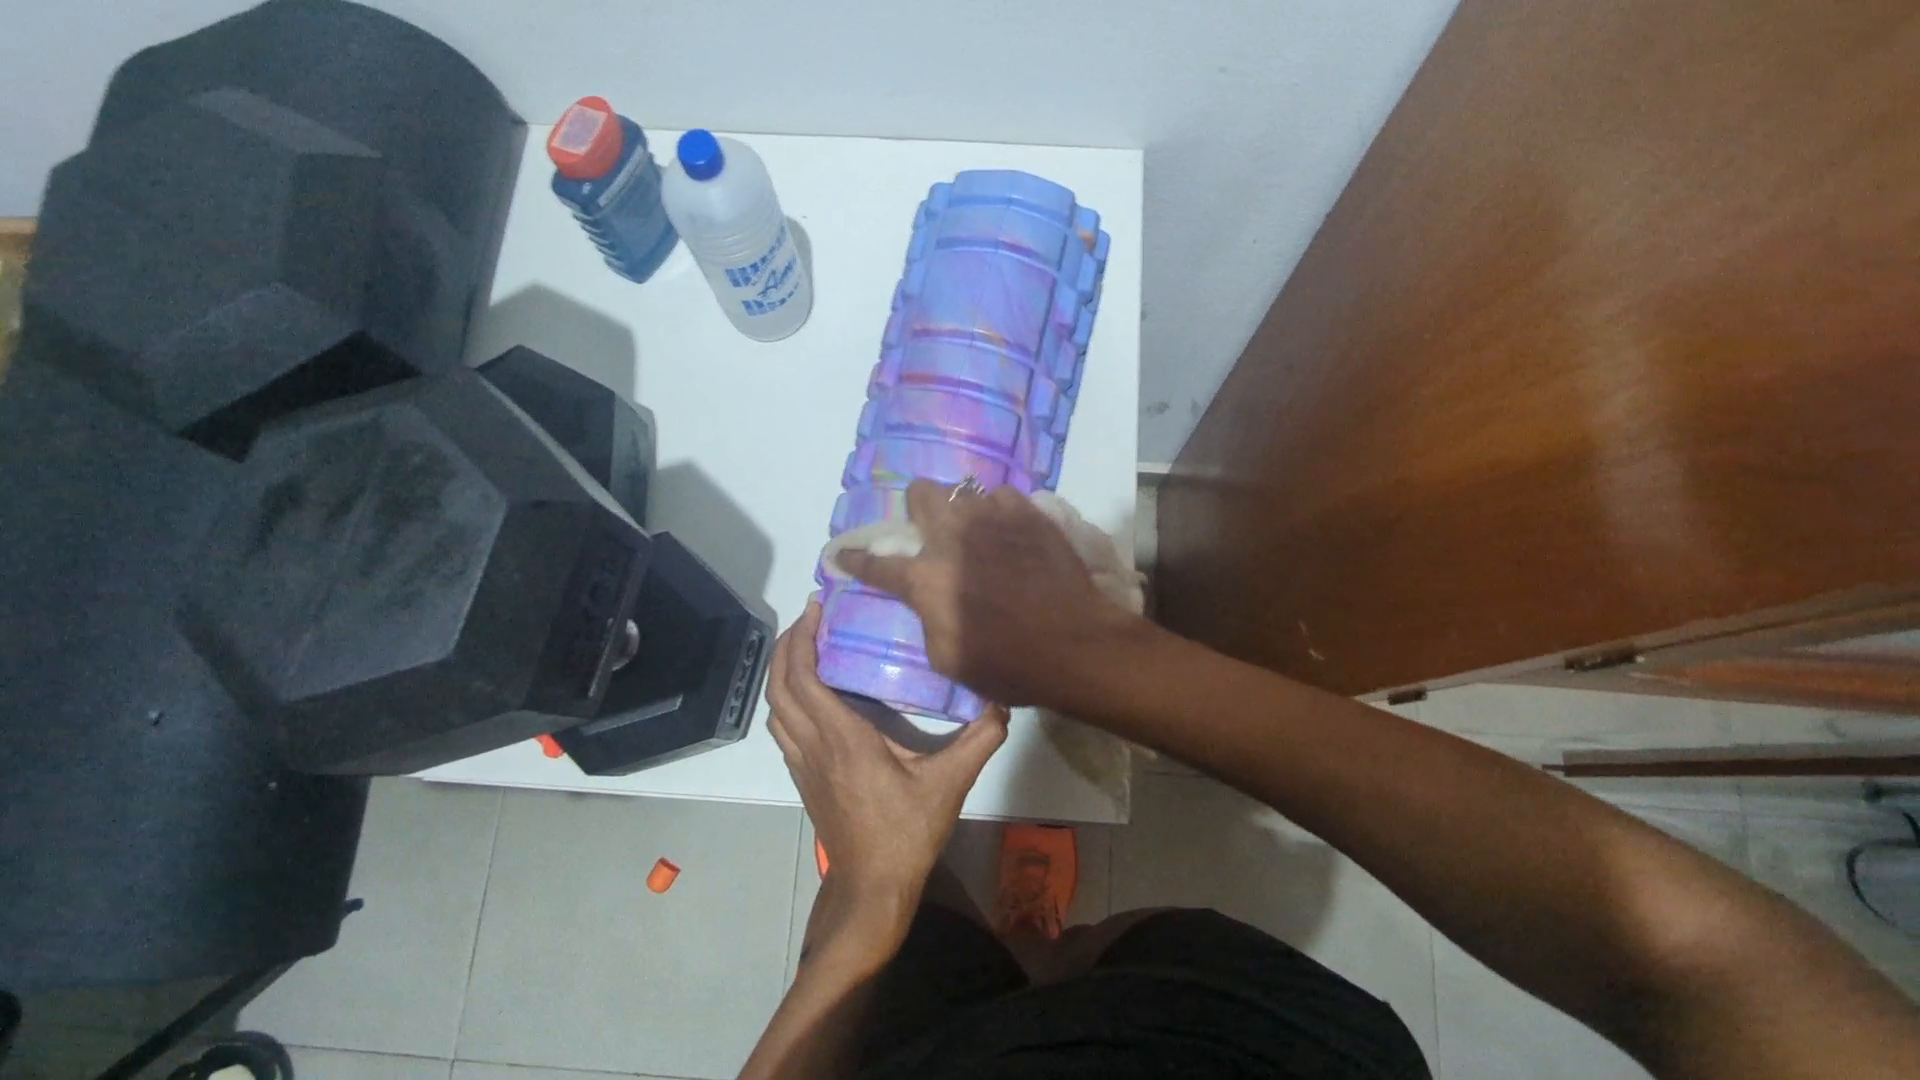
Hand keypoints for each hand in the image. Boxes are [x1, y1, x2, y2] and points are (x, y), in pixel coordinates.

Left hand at [767, 601, 1007, 926]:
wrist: (872, 887)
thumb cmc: (906, 833)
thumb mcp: (949, 784)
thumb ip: (979, 740)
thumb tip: (1004, 703)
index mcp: (843, 738)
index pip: (805, 677)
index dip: (802, 638)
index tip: (816, 607)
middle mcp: (813, 745)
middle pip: (779, 686)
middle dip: (786, 646)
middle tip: (809, 619)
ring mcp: (803, 764)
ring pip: (775, 708)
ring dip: (782, 673)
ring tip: (806, 649)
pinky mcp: (803, 779)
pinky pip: (783, 728)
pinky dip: (787, 700)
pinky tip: (813, 696)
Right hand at [836, 479, 1137, 707]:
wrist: (1075, 646)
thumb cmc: (1008, 665)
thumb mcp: (947, 658)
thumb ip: (927, 619)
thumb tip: (927, 601)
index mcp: (925, 578)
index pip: (876, 563)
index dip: (854, 559)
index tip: (841, 554)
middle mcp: (952, 537)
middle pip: (920, 494)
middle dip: (917, 507)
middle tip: (929, 530)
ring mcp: (993, 519)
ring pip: (963, 490)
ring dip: (961, 510)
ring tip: (976, 532)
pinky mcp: (1029, 514)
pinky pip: (1002, 496)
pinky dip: (999, 512)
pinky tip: (1009, 532)